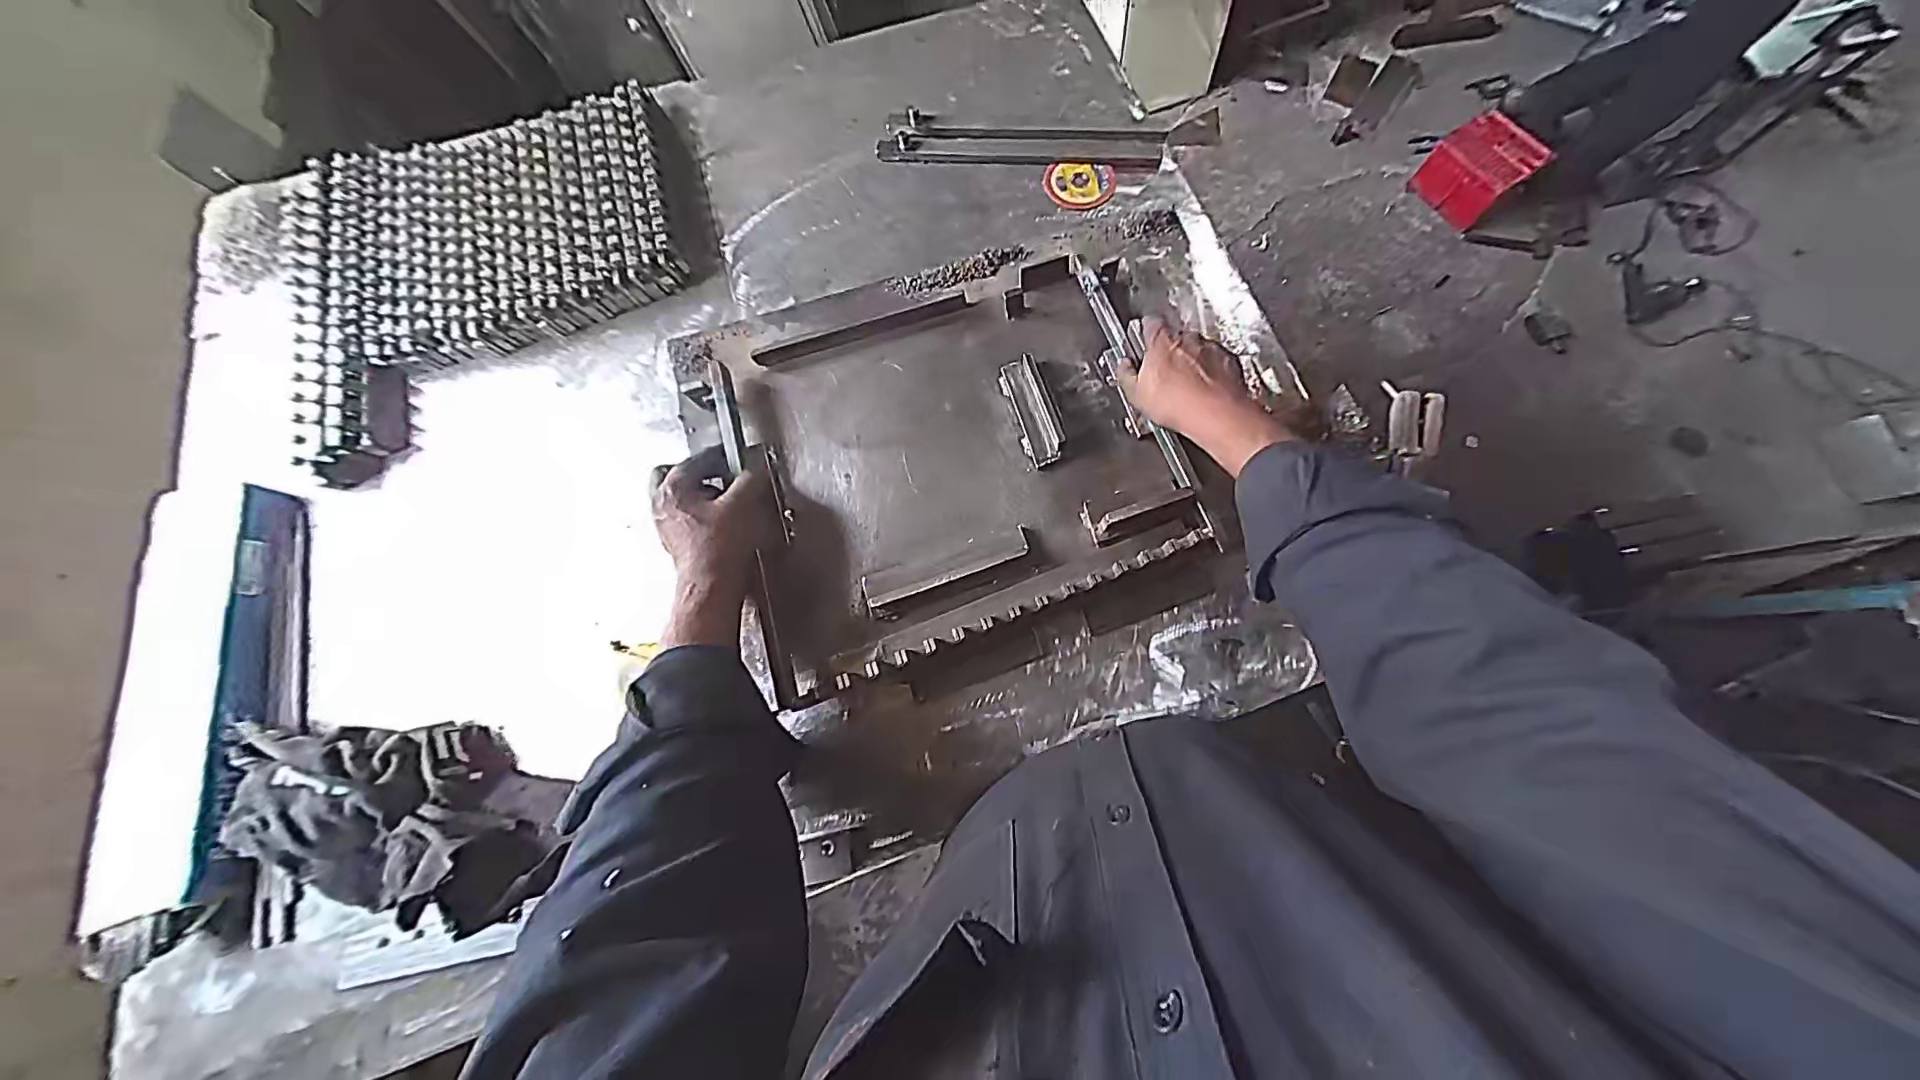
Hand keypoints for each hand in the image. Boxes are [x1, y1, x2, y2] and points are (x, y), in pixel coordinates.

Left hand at [651, 445, 772, 648]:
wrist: (712, 587)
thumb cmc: (719, 550)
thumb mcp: (743, 505)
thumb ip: (749, 480)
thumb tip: (754, 468)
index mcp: (672, 489)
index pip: (698, 459)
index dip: (723, 456)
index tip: (736, 459)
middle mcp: (663, 506)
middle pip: (676, 475)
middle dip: (701, 473)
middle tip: (723, 476)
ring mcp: (667, 526)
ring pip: (681, 498)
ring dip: (702, 495)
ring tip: (725, 500)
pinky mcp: (677, 544)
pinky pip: (686, 519)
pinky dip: (702, 516)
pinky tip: (721, 524)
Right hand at [1119, 317, 1294, 476]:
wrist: (1215, 414)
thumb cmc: (1177, 403)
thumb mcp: (1135, 394)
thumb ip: (1126, 375)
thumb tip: (1123, 368)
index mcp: (1161, 341)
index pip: (1150, 324)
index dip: (1145, 333)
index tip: (1142, 344)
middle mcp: (1188, 338)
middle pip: (1175, 338)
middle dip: (1169, 352)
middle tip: (1162, 375)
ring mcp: (1211, 348)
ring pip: (1196, 350)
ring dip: (1191, 363)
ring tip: (1184, 389)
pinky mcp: (1229, 361)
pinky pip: (1215, 363)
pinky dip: (1210, 373)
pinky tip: (1202, 393)